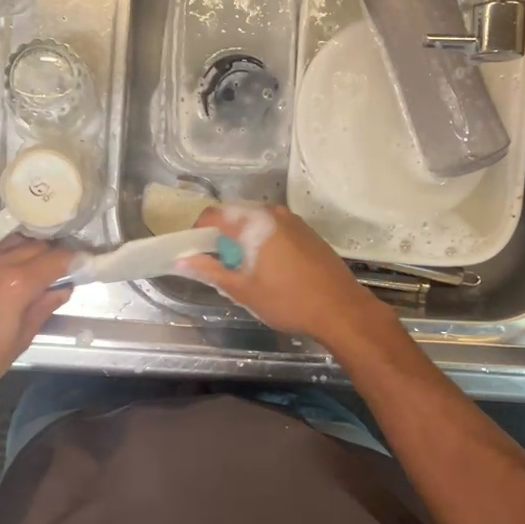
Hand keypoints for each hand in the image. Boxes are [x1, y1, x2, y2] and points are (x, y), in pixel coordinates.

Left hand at [0, 236, 75, 401]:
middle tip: (66, 271)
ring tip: (41, 268)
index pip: (58, 259)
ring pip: (15, 243)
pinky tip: (13, 272)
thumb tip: (62, 289)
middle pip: (38, 246)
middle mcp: (0, 263)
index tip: (87, 265)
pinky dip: (11, 255)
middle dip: (56, 254)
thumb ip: (44, 308)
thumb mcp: (22, 338)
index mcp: (19, 281)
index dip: (76, 260)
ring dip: (32, 250)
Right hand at [176, 204, 392, 347]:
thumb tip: (182, 260)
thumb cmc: (287, 301)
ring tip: (242, 268)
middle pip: (235, 215)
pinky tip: (268, 267)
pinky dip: (262, 240)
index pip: (213, 214)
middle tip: (217, 263)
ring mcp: (293, 221)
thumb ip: (210, 271)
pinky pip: (275, 228)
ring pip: (256, 221)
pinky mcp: (307, 232)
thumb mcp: (243, 290)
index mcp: (254, 223)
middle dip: (221, 236)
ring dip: (242, 238)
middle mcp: (273, 213)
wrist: (342, 310)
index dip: (198, 231)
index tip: (193, 252)